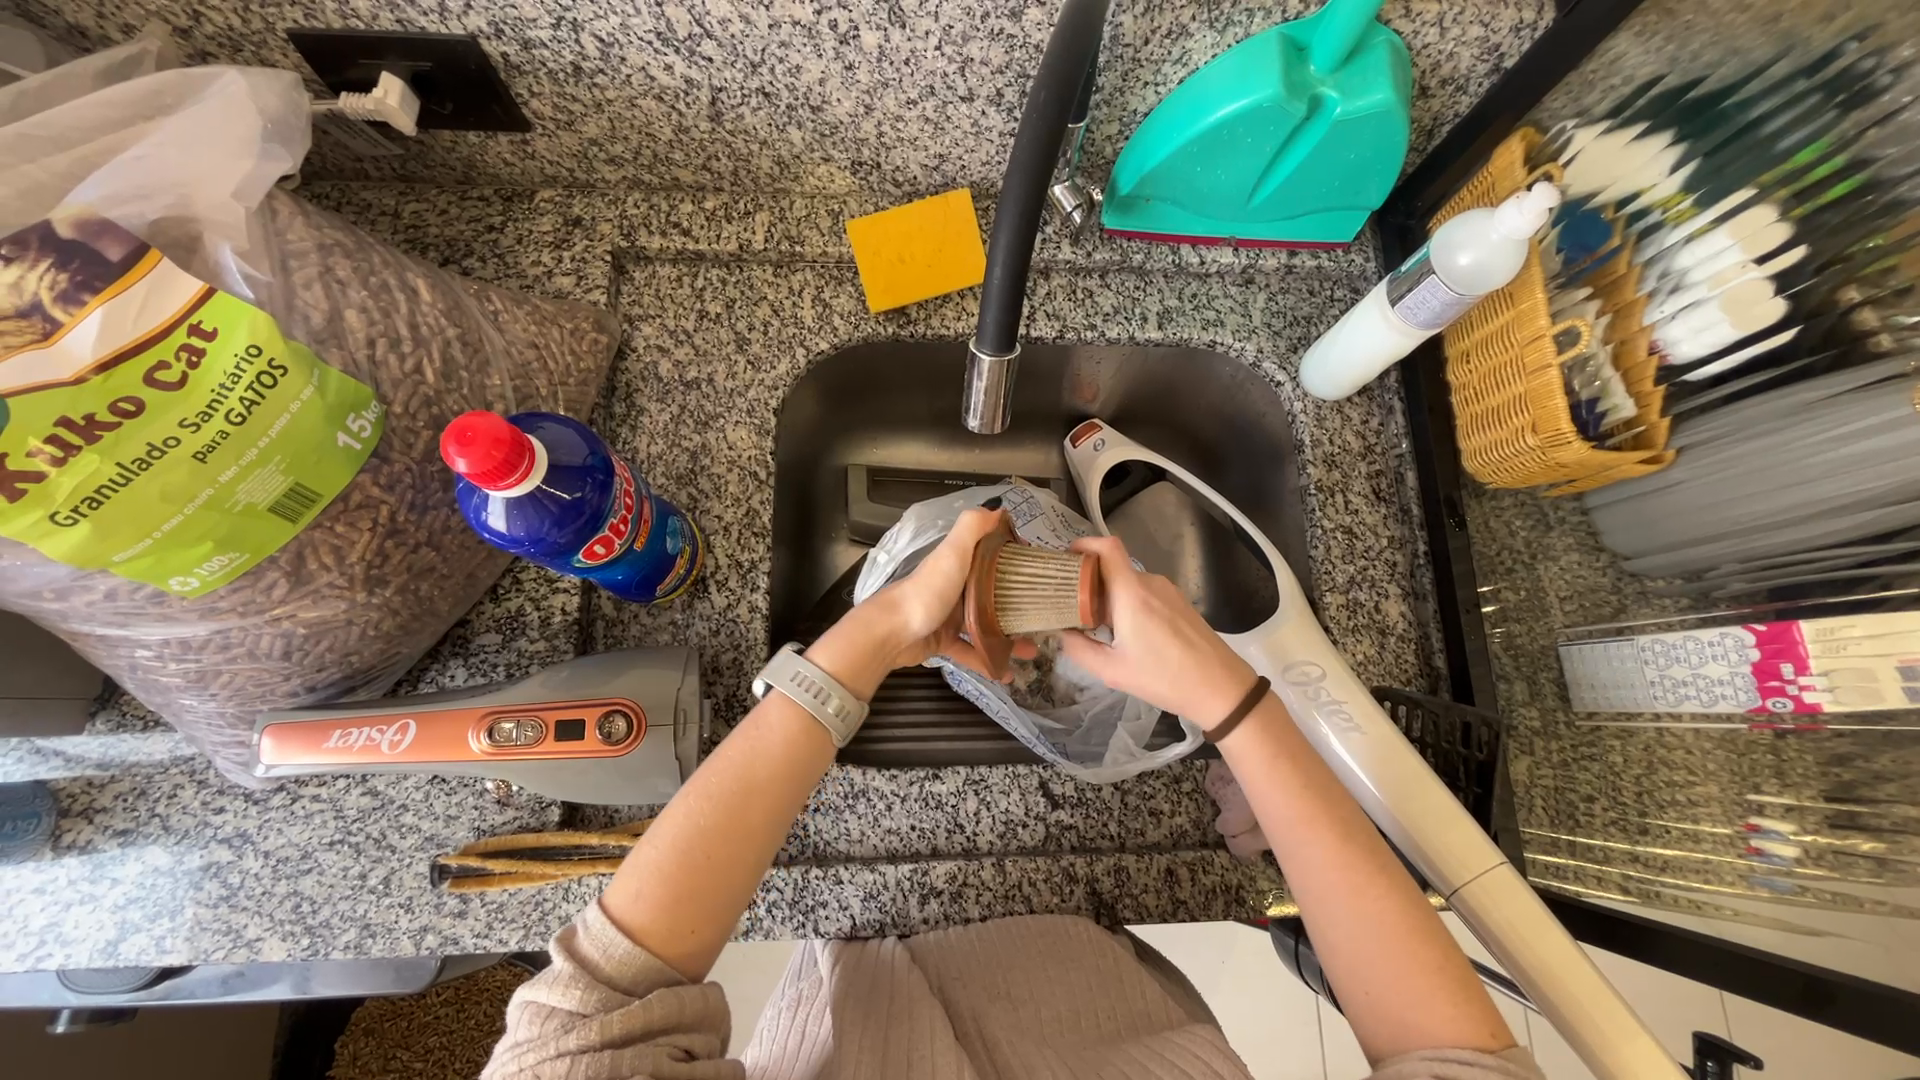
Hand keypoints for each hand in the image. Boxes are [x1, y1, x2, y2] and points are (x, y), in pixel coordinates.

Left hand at [824, 507, 1027, 689]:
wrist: (890, 632)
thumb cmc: (927, 591)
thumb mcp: (952, 553)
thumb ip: (972, 528)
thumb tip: (998, 508)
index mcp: (958, 564)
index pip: (991, 559)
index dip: (1014, 565)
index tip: (1041, 576)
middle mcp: (954, 587)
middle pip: (992, 595)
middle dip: (1017, 607)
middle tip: (1042, 619)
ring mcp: (947, 615)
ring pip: (984, 626)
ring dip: (1007, 639)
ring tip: (1032, 651)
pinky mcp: (941, 641)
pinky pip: (969, 652)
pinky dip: (987, 662)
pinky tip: (1007, 674)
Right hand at [1058, 535, 1258, 728]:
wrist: (1220, 688)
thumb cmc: (1164, 678)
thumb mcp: (1112, 670)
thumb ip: (1078, 648)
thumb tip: (1059, 632)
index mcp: (1131, 593)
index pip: (1107, 547)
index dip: (1084, 544)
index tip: (1065, 559)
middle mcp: (1150, 583)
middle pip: (1112, 567)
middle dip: (1089, 581)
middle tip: (1071, 605)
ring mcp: (1167, 590)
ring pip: (1128, 582)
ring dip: (1109, 595)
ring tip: (1097, 625)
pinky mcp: (1179, 602)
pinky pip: (1144, 592)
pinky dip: (1128, 603)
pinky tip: (1127, 632)